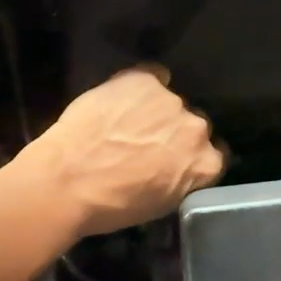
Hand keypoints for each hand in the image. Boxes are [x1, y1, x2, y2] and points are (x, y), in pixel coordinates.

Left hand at [14, 67, 224, 237]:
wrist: (67, 180)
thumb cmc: (110, 205)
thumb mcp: (158, 204)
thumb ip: (181, 179)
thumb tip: (175, 166)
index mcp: (204, 164)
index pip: (213, 155)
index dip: (192, 157)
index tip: (175, 160)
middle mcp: (196, 128)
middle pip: (193, 125)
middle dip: (175, 133)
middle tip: (147, 143)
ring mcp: (170, 100)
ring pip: (170, 102)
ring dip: (155, 110)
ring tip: (125, 121)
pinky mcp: (144, 79)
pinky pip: (153, 75)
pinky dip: (141, 85)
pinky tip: (123, 97)